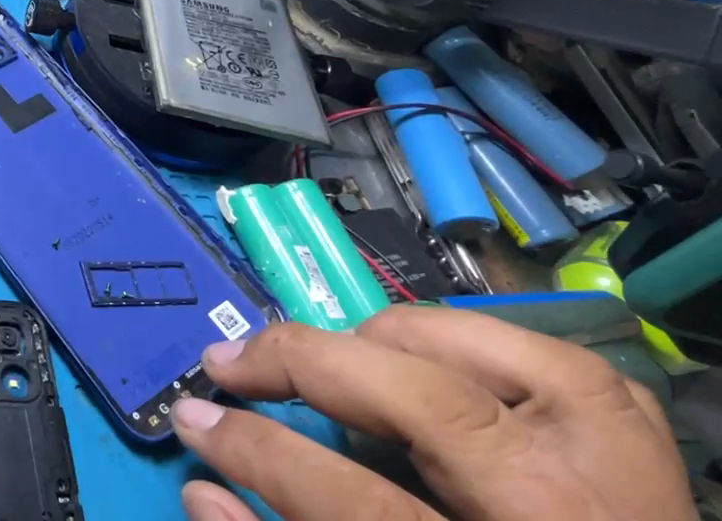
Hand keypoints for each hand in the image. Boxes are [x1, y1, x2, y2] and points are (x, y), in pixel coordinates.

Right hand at [169, 305, 691, 520]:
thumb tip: (202, 490)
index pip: (367, 506)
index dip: (261, 453)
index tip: (194, 419)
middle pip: (436, 409)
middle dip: (308, 364)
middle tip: (233, 365)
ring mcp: (634, 488)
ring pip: (508, 361)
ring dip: (392, 342)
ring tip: (332, 363)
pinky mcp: (651, 457)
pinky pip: (564, 364)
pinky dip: (474, 345)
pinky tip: (423, 366)